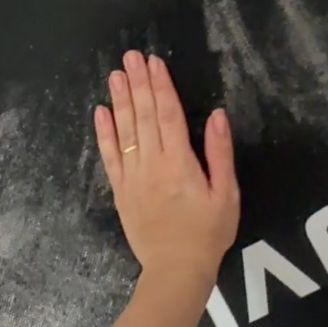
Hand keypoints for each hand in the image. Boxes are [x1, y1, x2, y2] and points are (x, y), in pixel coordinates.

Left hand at [93, 51, 239, 298]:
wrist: (176, 270)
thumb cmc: (208, 232)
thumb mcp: (226, 193)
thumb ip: (220, 153)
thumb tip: (217, 115)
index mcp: (179, 162)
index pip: (168, 114)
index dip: (161, 86)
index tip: (154, 62)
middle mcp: (152, 163)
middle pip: (144, 115)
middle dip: (138, 83)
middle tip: (131, 56)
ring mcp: (132, 176)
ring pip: (125, 131)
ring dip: (121, 100)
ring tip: (115, 74)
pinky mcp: (121, 190)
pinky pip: (110, 157)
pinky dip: (104, 133)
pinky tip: (101, 112)